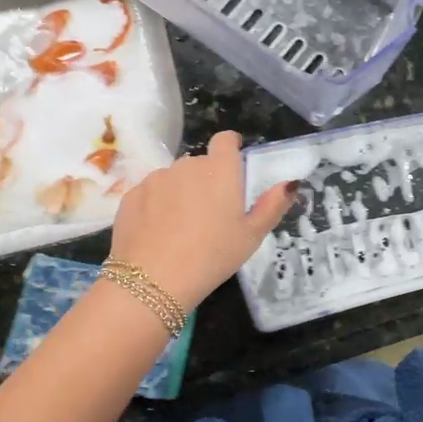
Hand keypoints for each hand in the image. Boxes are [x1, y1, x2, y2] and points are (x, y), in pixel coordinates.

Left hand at [108, 130, 295, 306]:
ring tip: (182, 226)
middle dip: (207, 180)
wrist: (152, 281)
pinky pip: (150, 193)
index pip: (225, 140)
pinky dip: (156, 205)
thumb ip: (272, 205)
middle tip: (212, 213)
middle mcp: (187, 166)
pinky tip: (159, 233)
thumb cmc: (212, 256)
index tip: (233, 163)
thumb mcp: (252, 236)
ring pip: (174, 178)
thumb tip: (291, 183)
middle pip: (200, 164)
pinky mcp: (131, 196)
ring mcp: (155, 179)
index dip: (230, 146)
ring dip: (181, 192)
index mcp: (220, 170)